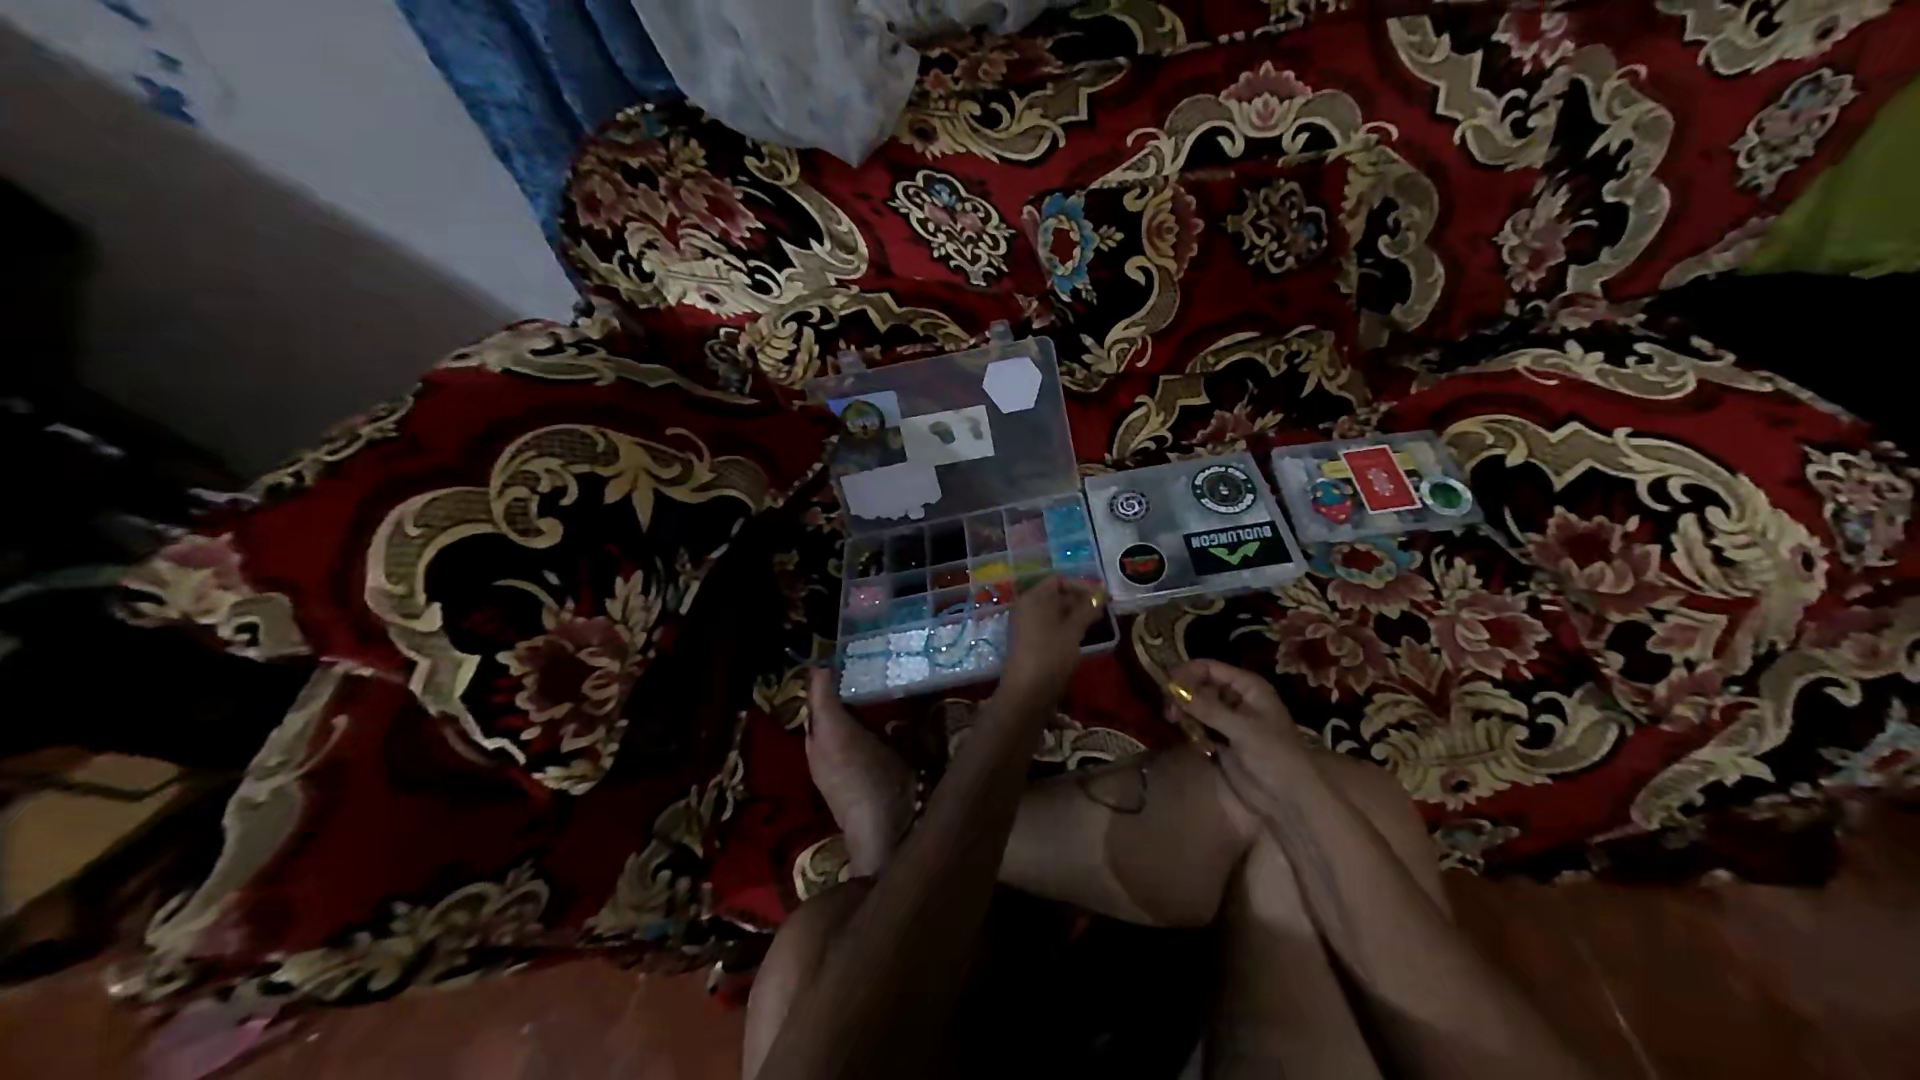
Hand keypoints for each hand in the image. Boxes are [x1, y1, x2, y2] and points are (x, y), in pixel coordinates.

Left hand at [998, 576, 1105, 703]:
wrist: (1027, 691)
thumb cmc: (1051, 654)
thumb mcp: (1073, 630)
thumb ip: (1087, 610)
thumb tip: (1100, 596)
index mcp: (1033, 598)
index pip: (1058, 581)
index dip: (1081, 585)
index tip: (1101, 596)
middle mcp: (1026, 607)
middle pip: (1055, 595)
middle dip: (1079, 600)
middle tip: (1103, 610)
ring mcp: (1025, 625)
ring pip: (1053, 612)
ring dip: (1074, 614)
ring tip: (1095, 622)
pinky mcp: (1029, 641)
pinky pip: (1049, 625)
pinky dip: (1065, 626)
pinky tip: (1080, 635)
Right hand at [1164, 659, 1308, 810]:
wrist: (1288, 800)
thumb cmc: (1274, 757)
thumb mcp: (1243, 730)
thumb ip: (1208, 709)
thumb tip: (1174, 690)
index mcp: (1248, 687)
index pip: (1210, 668)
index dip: (1188, 674)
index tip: (1169, 688)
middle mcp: (1236, 698)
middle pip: (1199, 685)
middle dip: (1183, 695)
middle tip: (1170, 711)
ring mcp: (1227, 720)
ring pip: (1195, 706)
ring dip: (1184, 713)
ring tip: (1175, 723)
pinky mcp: (1220, 740)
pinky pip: (1197, 726)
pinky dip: (1191, 730)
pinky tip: (1193, 741)